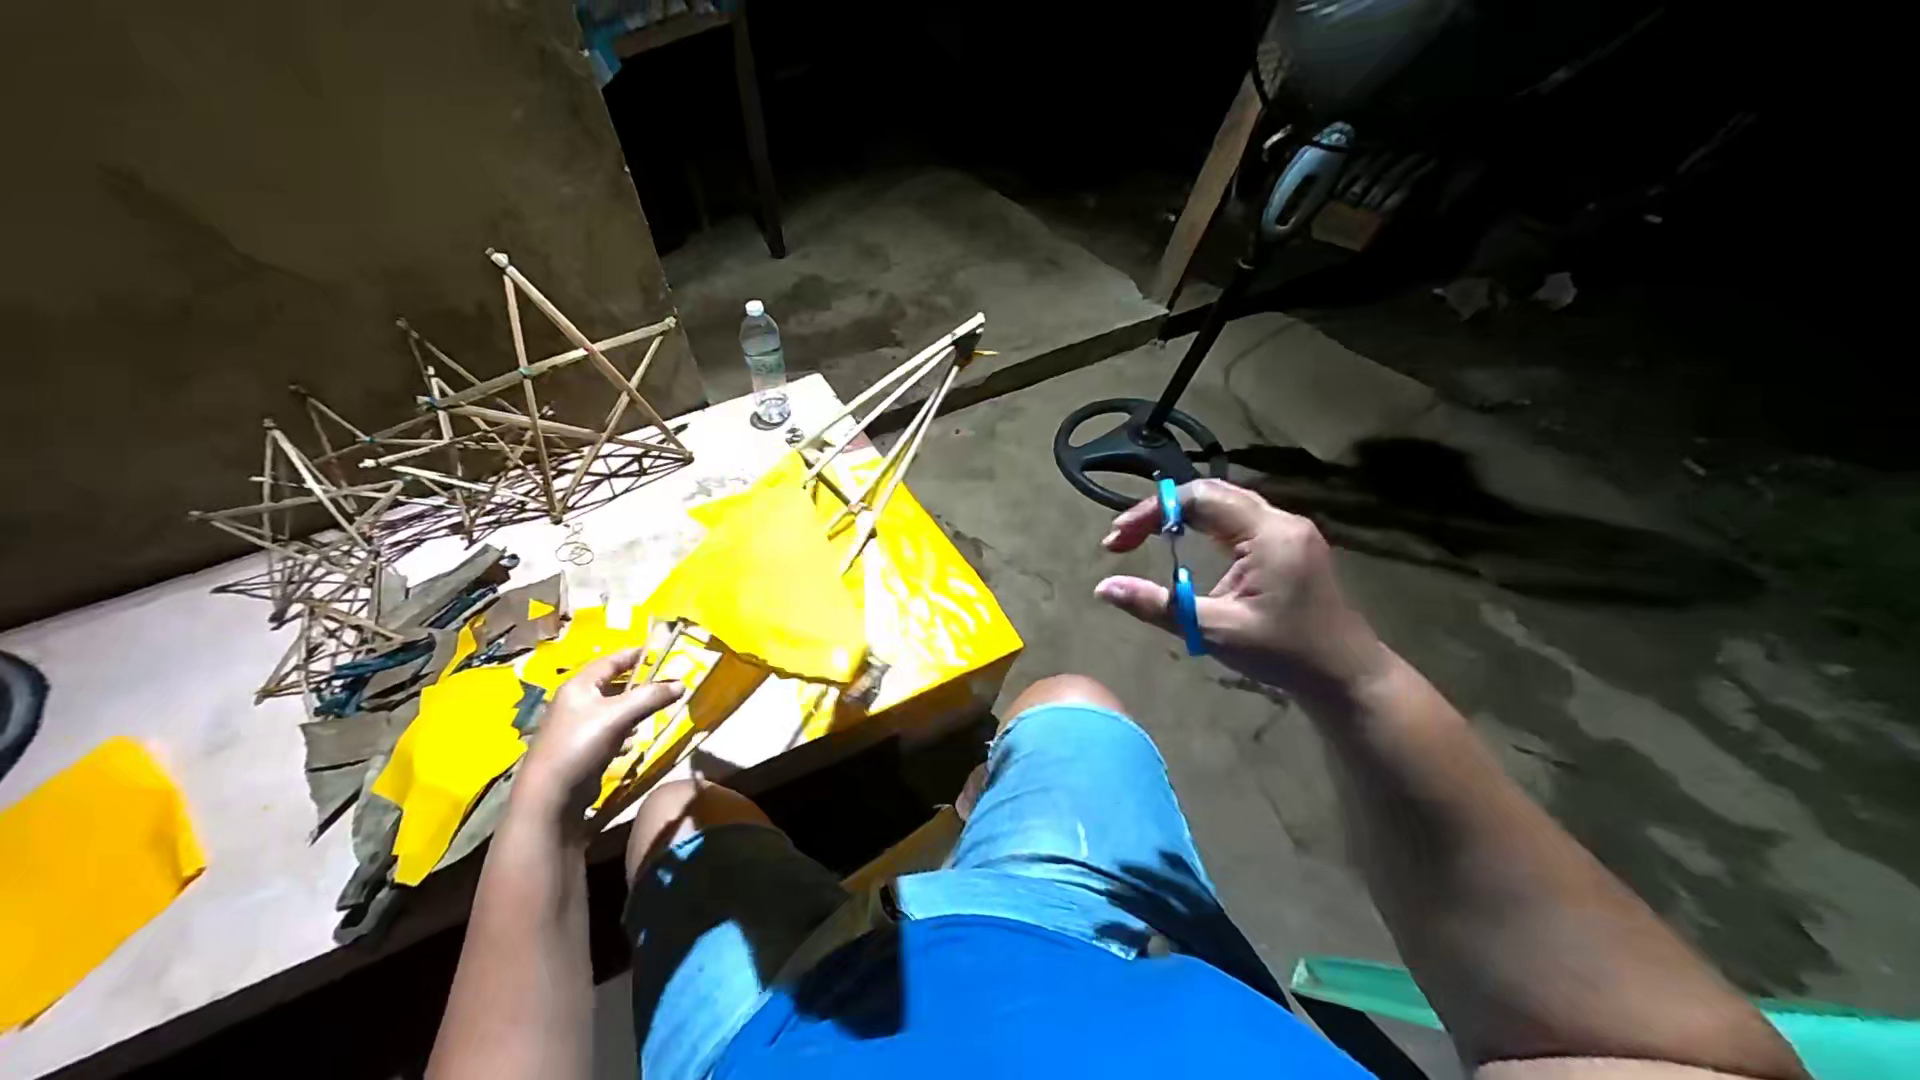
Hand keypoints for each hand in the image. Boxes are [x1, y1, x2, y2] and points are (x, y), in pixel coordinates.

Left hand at [511, 647, 683, 829]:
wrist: (550, 796)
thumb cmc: (582, 744)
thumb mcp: (620, 716)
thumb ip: (651, 697)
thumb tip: (681, 683)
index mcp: (578, 687)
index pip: (609, 661)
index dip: (632, 655)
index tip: (656, 651)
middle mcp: (573, 702)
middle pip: (610, 685)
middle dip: (637, 685)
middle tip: (662, 684)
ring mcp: (574, 727)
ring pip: (610, 710)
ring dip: (632, 710)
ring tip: (652, 713)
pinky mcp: (578, 749)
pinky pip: (607, 731)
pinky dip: (623, 731)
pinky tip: (631, 741)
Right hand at [1094, 478, 1386, 702]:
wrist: (1345, 676)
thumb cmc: (1284, 654)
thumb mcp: (1215, 631)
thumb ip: (1158, 606)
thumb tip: (1103, 588)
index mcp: (1269, 533)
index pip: (1199, 498)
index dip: (1151, 512)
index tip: (1117, 541)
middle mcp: (1281, 521)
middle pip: (1210, 494)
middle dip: (1161, 511)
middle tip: (1123, 539)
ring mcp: (1288, 532)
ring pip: (1223, 505)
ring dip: (1180, 517)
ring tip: (1143, 538)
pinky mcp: (1288, 546)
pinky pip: (1237, 522)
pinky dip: (1202, 527)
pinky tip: (1183, 543)